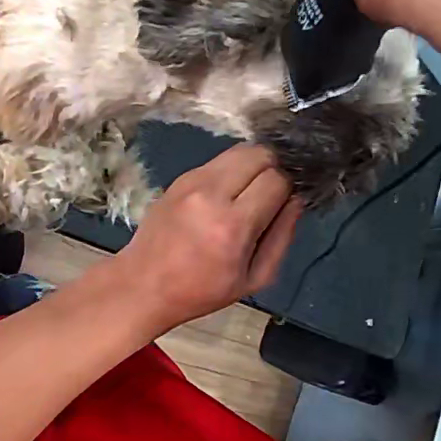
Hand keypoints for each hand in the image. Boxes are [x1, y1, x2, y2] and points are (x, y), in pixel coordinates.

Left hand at [101, 144, 303, 334]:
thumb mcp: (254, 278)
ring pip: (240, 150)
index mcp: (232, 226)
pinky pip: (219, 160)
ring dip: (254, 165)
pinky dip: (232, 170)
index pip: (277, 180)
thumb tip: (296, 200)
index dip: (288, 188)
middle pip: (260, 154)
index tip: (286, 201)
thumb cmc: (201, 290)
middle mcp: (211, 194)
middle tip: (271, 192)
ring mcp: (191, 181)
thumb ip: (282, 237)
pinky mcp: (180, 177)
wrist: (144, 283)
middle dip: (274, 168)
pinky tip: (228, 193)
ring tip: (251, 191)